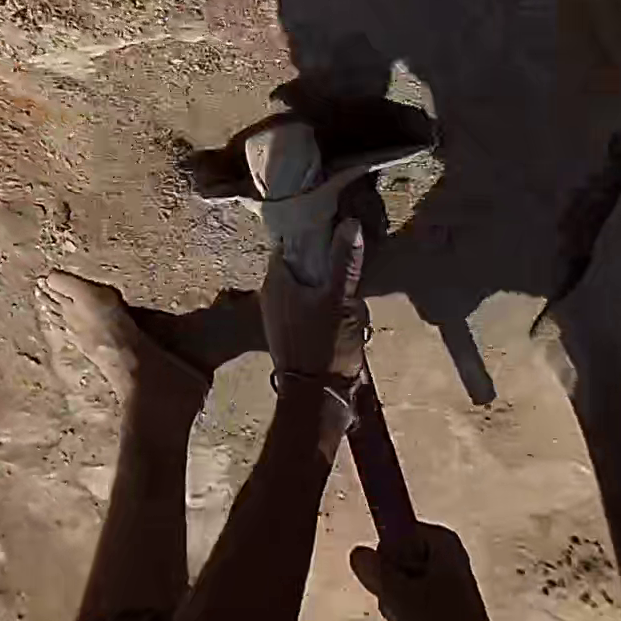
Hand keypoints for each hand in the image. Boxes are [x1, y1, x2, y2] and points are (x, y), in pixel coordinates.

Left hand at [260, 218, 365, 378]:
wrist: (317, 396)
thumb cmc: (325, 343)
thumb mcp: (340, 298)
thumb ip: (344, 261)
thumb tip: (349, 223)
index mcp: (276, 280)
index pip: (289, 241)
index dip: (311, 231)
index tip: (333, 224)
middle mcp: (271, 294)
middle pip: (298, 263)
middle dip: (322, 259)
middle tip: (348, 252)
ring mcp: (279, 314)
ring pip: (304, 285)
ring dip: (325, 281)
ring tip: (350, 280)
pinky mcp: (290, 331)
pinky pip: (307, 304)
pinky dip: (321, 299)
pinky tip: (342, 305)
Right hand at [350, 524, 519, 620]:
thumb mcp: (401, 598)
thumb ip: (376, 572)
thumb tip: (358, 554)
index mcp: (442, 542)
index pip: (395, 534)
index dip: (386, 559)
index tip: (388, 582)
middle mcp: (446, 558)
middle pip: (396, 563)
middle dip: (390, 593)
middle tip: (398, 612)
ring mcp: (446, 587)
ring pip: (401, 590)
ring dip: (397, 615)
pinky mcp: (445, 614)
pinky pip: (413, 611)